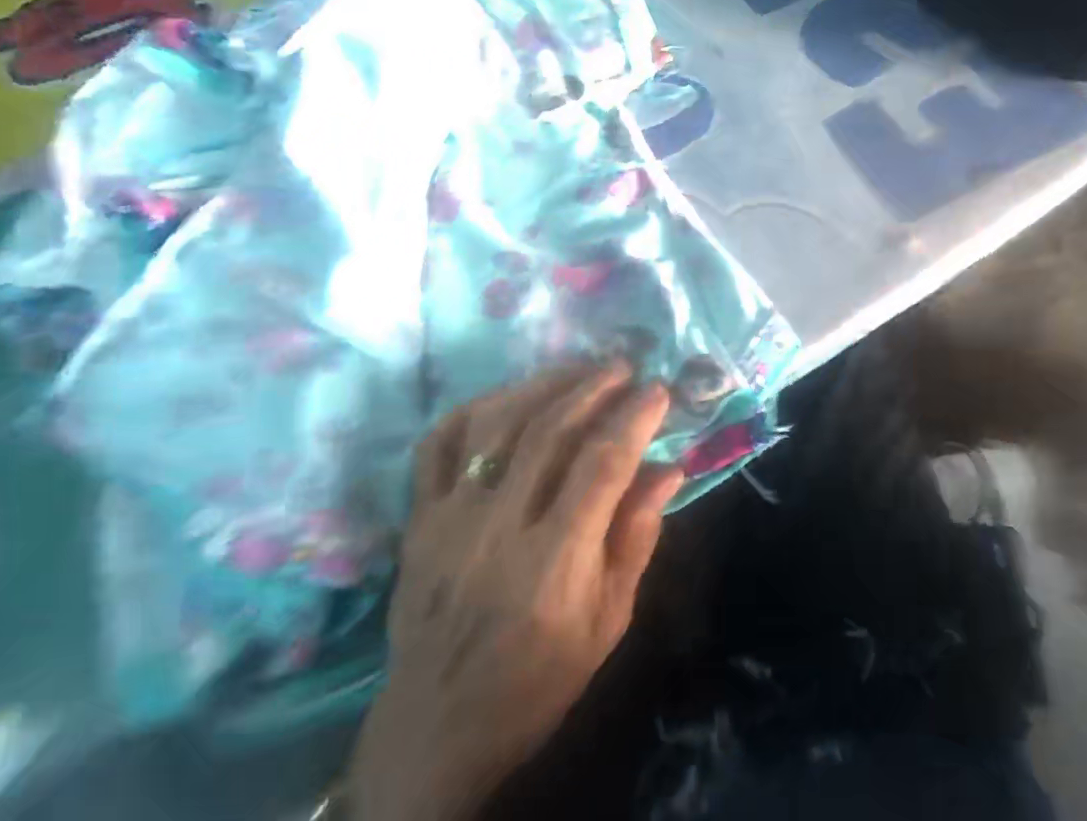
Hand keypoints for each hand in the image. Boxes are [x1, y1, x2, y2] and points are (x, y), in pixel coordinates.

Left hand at [350, 361, 683, 820]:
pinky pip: (437, 445)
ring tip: (576, 368)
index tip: (657, 390)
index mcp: (553, 562)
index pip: (601, 465)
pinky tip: (506, 396)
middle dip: (592, 387)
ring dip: (540, 385)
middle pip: (548, 432)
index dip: (634, 418)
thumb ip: (635, 540)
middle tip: (622, 365)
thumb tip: (667, 468)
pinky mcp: (419, 517)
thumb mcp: (607, 623)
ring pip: (494, 425)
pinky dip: (472, 410)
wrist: (440, 722)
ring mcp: (449, 517)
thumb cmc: (538, 680)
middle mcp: (498, 526)